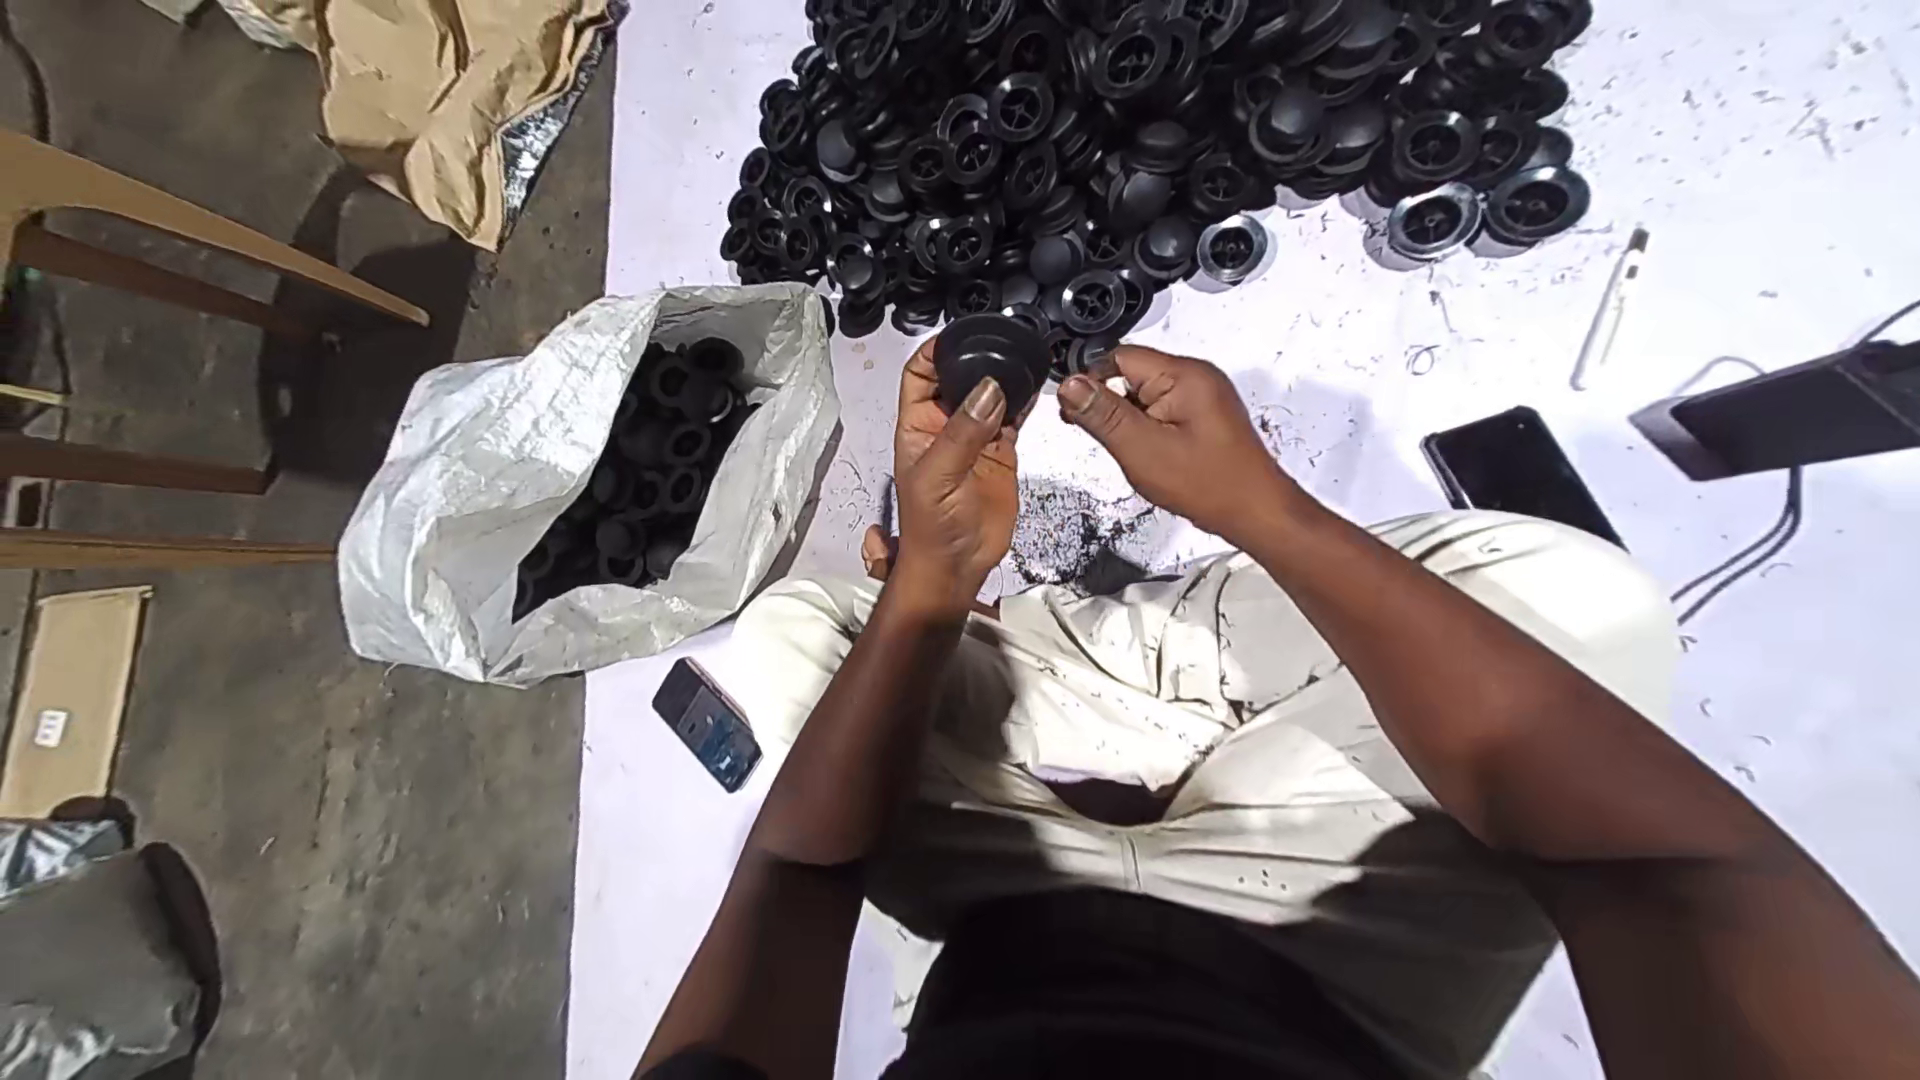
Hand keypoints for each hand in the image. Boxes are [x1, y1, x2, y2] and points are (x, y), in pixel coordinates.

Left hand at [870, 337, 1019, 617]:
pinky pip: (1011, 418)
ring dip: (1001, 378)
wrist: (958, 563)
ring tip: (1019, 358)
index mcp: (918, 427)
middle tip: (998, 344)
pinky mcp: (1001, 452)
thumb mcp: (938, 475)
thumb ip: (963, 433)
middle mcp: (946, 427)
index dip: (932, 352)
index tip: (956, 337)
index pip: (919, 375)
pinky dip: (1022, 402)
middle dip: (973, 359)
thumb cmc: (932, 528)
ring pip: (988, 395)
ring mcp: (975, 438)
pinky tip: (1031, 387)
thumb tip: (987, 390)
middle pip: (957, 379)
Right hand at [1057, 345, 1303, 547]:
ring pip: (1143, 397)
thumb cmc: (1209, 484)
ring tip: (1134, 452)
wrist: (1253, 512)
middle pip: (1130, 376)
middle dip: (1108, 406)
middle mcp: (1195, 378)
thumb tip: (1071, 386)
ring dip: (1127, 422)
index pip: (1117, 358)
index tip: (1074, 410)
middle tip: (1105, 439)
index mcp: (1182, 375)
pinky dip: (1146, 430)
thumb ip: (1102, 415)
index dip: (1089, 382)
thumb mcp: (1140, 449)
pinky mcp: (1202, 416)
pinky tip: (1149, 454)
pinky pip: (1160, 412)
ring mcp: (1201, 397)